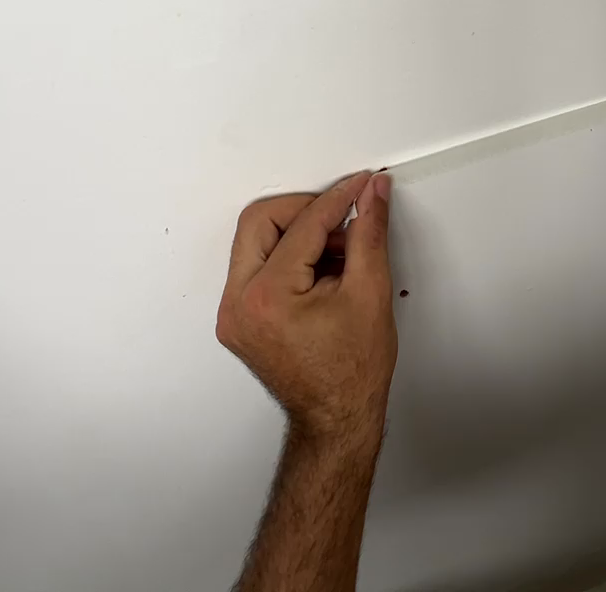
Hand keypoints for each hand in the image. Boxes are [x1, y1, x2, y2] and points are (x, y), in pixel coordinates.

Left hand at [217, 171, 396, 446]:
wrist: (337, 420)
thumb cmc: (352, 372)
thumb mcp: (370, 292)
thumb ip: (369, 231)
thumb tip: (372, 193)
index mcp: (267, 297)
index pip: (303, 224)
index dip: (339, 198)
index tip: (362, 186)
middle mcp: (238, 303)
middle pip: (261, 221)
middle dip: (307, 210)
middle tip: (343, 216)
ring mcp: (233, 313)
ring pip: (256, 240)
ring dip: (298, 232)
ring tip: (339, 253)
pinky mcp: (239, 317)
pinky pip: (258, 264)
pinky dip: (290, 255)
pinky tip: (323, 269)